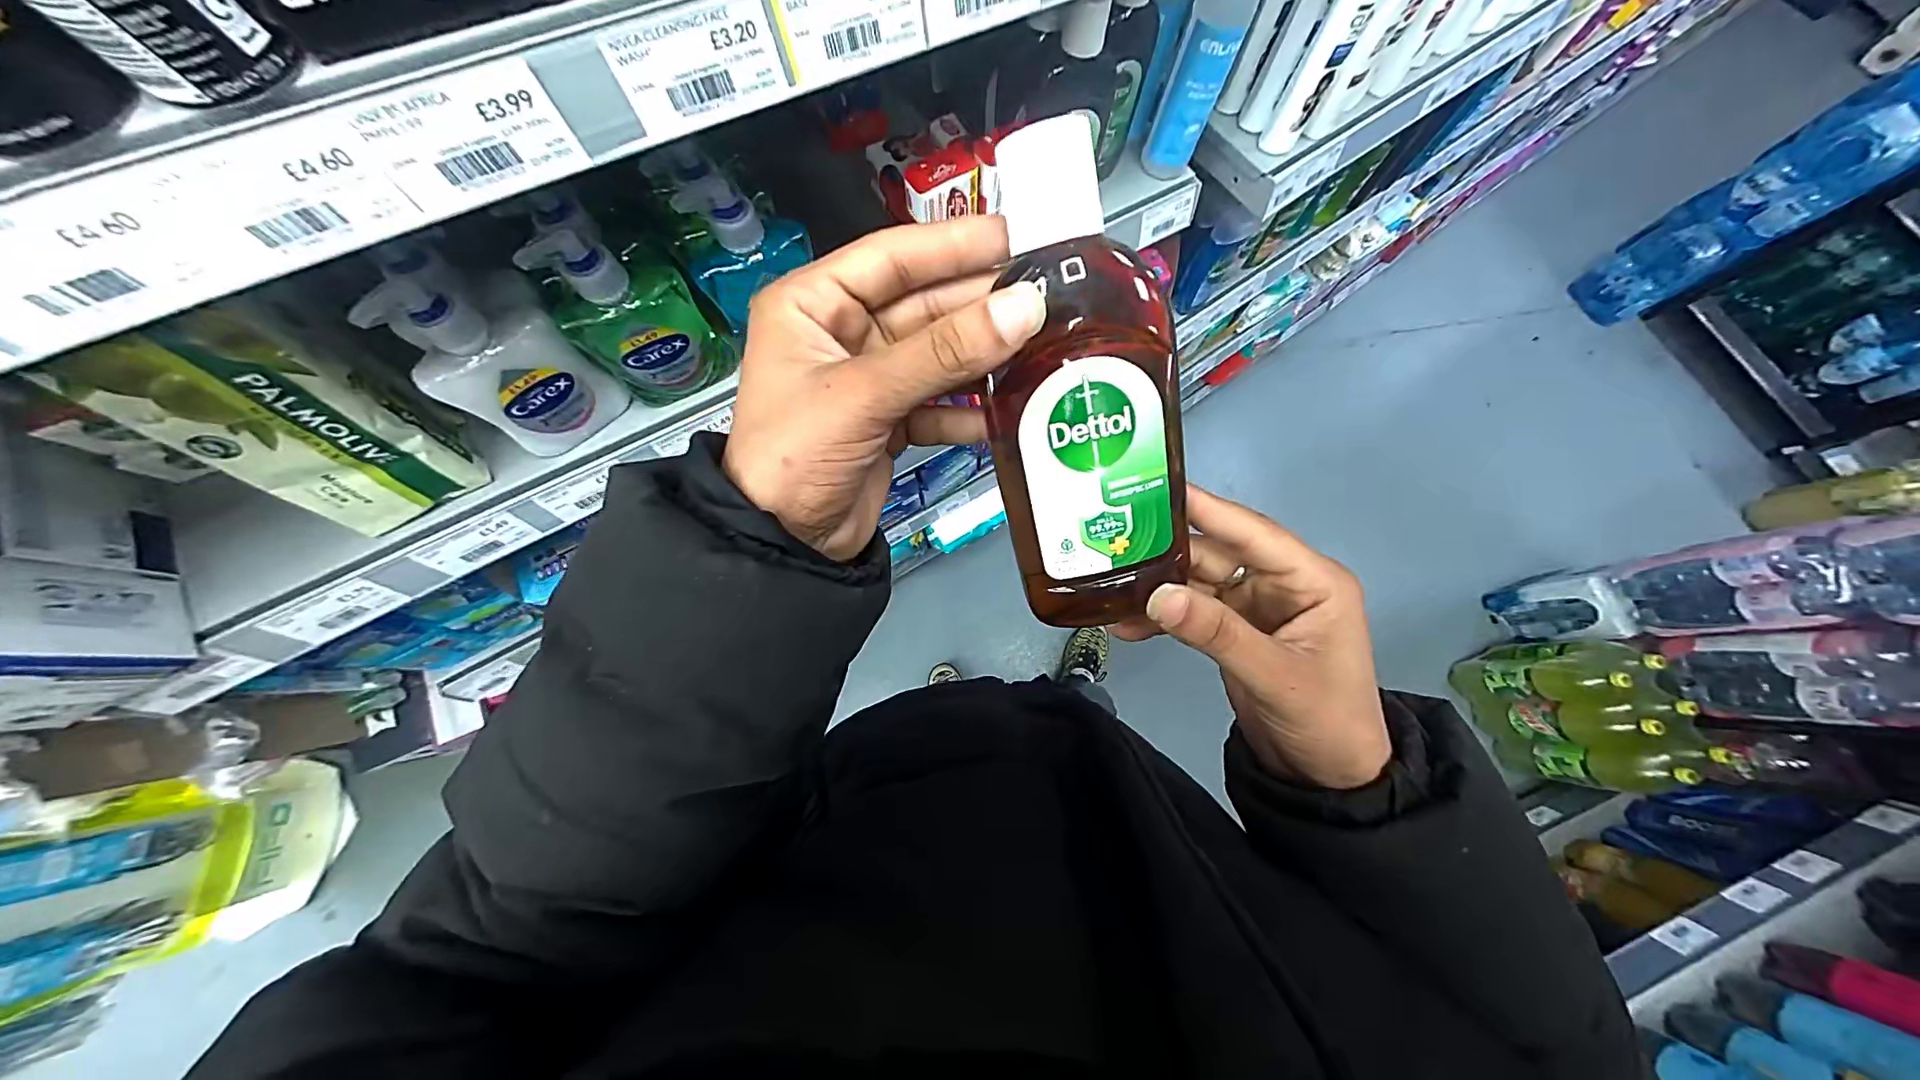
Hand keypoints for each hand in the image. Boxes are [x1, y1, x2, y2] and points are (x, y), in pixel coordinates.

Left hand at [723, 217, 1046, 559]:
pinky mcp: (888, 422)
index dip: (954, 245)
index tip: (1012, 238)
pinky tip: (1001, 411)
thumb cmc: (788, 459)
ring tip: (1035, 347)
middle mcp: (842, 336)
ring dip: (981, 358)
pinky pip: (938, 405)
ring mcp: (869, 381)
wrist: (783, 543)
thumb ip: (943, 352)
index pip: (893, 257)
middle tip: (1041, 298)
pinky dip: (967, 411)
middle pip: (924, 306)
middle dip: (979, 305)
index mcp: (813, 305)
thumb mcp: (863, 394)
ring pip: (938, 356)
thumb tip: (1019, 308)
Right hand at [1114, 486, 1390, 789]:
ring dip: (1158, 586)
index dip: (1207, 509)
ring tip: (1111, 581)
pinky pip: (1191, 612)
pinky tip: (1128, 623)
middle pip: (1216, 554)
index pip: (1252, 533)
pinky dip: (1162, 617)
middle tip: (1116, 535)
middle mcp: (1280, 584)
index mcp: (1310, 580)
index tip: (1158, 488)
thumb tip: (1156, 595)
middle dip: (1168, 549)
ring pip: (1197, 581)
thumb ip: (1216, 632)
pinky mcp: (1232, 630)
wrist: (1327, 779)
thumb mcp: (1274, 675)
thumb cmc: (1326, 721)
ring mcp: (1253, 607)